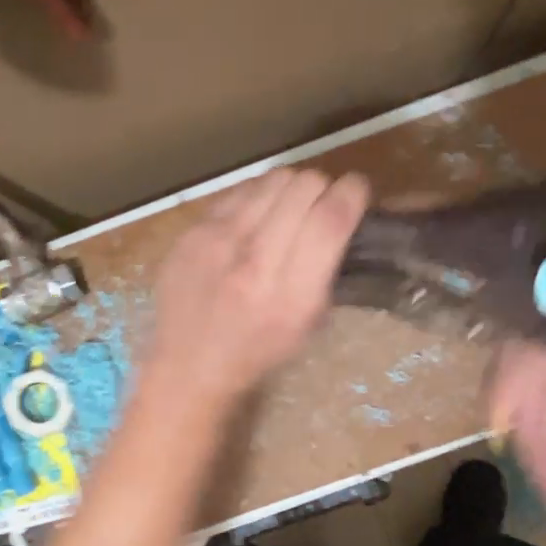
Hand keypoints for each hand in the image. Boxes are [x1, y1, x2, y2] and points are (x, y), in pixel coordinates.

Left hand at [142, 169, 370, 403]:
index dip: (352, 193)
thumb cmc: (257, 352)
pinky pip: (240, 190)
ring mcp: (219, 240)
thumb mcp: (306, 326)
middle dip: (322, 189)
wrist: (188, 366)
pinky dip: (258, 195)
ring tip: (289, 208)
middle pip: (304, 187)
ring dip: (290, 188)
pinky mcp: (193, 231)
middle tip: (320, 205)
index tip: (356, 192)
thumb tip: (342, 220)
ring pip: (273, 180)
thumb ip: (325, 272)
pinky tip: (257, 216)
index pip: (330, 219)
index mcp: (292, 295)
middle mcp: (255, 260)